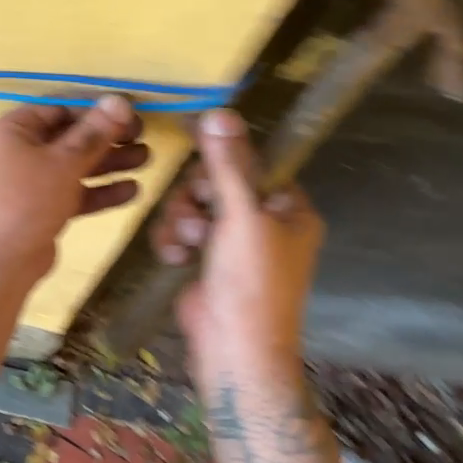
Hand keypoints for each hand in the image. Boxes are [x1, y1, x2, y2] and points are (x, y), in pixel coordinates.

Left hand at [0, 95, 150, 279]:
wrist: (4, 261)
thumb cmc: (29, 199)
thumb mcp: (64, 162)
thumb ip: (93, 132)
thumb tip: (118, 100)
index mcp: (16, 128)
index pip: (60, 108)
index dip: (95, 109)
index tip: (130, 112)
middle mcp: (21, 148)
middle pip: (70, 136)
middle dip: (107, 137)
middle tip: (143, 136)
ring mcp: (32, 179)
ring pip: (76, 164)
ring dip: (109, 162)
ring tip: (147, 158)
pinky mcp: (44, 205)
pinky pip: (75, 190)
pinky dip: (99, 189)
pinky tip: (132, 190)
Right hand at [149, 109, 323, 369]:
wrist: (233, 351)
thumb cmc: (251, 282)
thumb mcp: (240, 216)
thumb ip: (227, 164)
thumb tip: (220, 111)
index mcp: (290, 211)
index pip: (254, 164)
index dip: (224, 162)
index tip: (199, 162)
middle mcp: (265, 224)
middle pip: (214, 182)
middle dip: (195, 198)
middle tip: (196, 218)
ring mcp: (233, 245)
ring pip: (191, 205)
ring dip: (180, 220)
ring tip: (184, 243)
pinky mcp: (205, 261)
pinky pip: (179, 230)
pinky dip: (172, 241)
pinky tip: (174, 258)